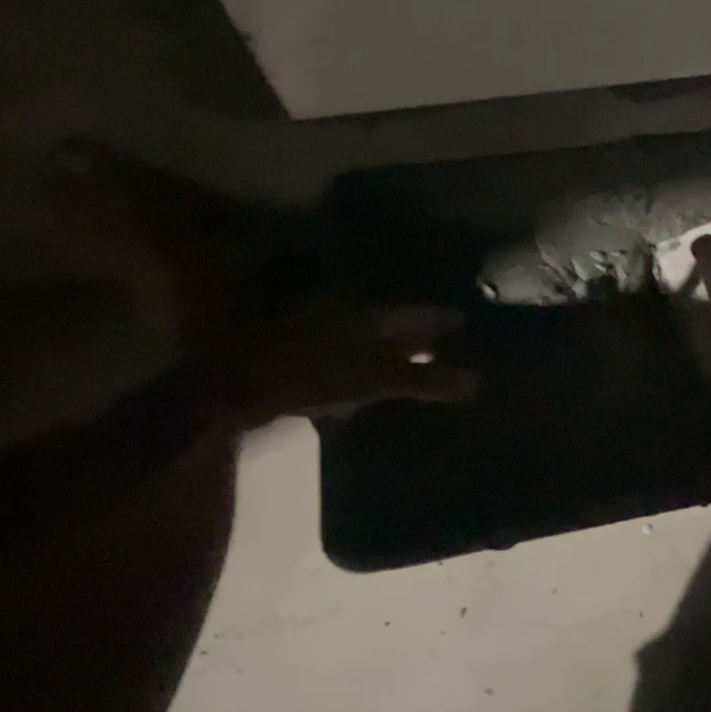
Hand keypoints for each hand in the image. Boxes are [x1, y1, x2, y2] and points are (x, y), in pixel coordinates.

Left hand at [216, 298, 477, 426]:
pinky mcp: (304, 364)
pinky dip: (365, 379)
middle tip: (452, 349)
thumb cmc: (313, 375)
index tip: (470, 323)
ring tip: (419, 373)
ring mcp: (322, 339)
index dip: (444, 318)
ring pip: (370, 346)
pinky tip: (370, 400)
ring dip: (392, 358)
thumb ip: (424, 379)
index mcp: (368, 313)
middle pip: (395, 326)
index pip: (418, 311)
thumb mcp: (375, 379)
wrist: (236, 390)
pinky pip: (348, 368)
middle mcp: (347, 318)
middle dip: (421, 338)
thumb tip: (474, 382)